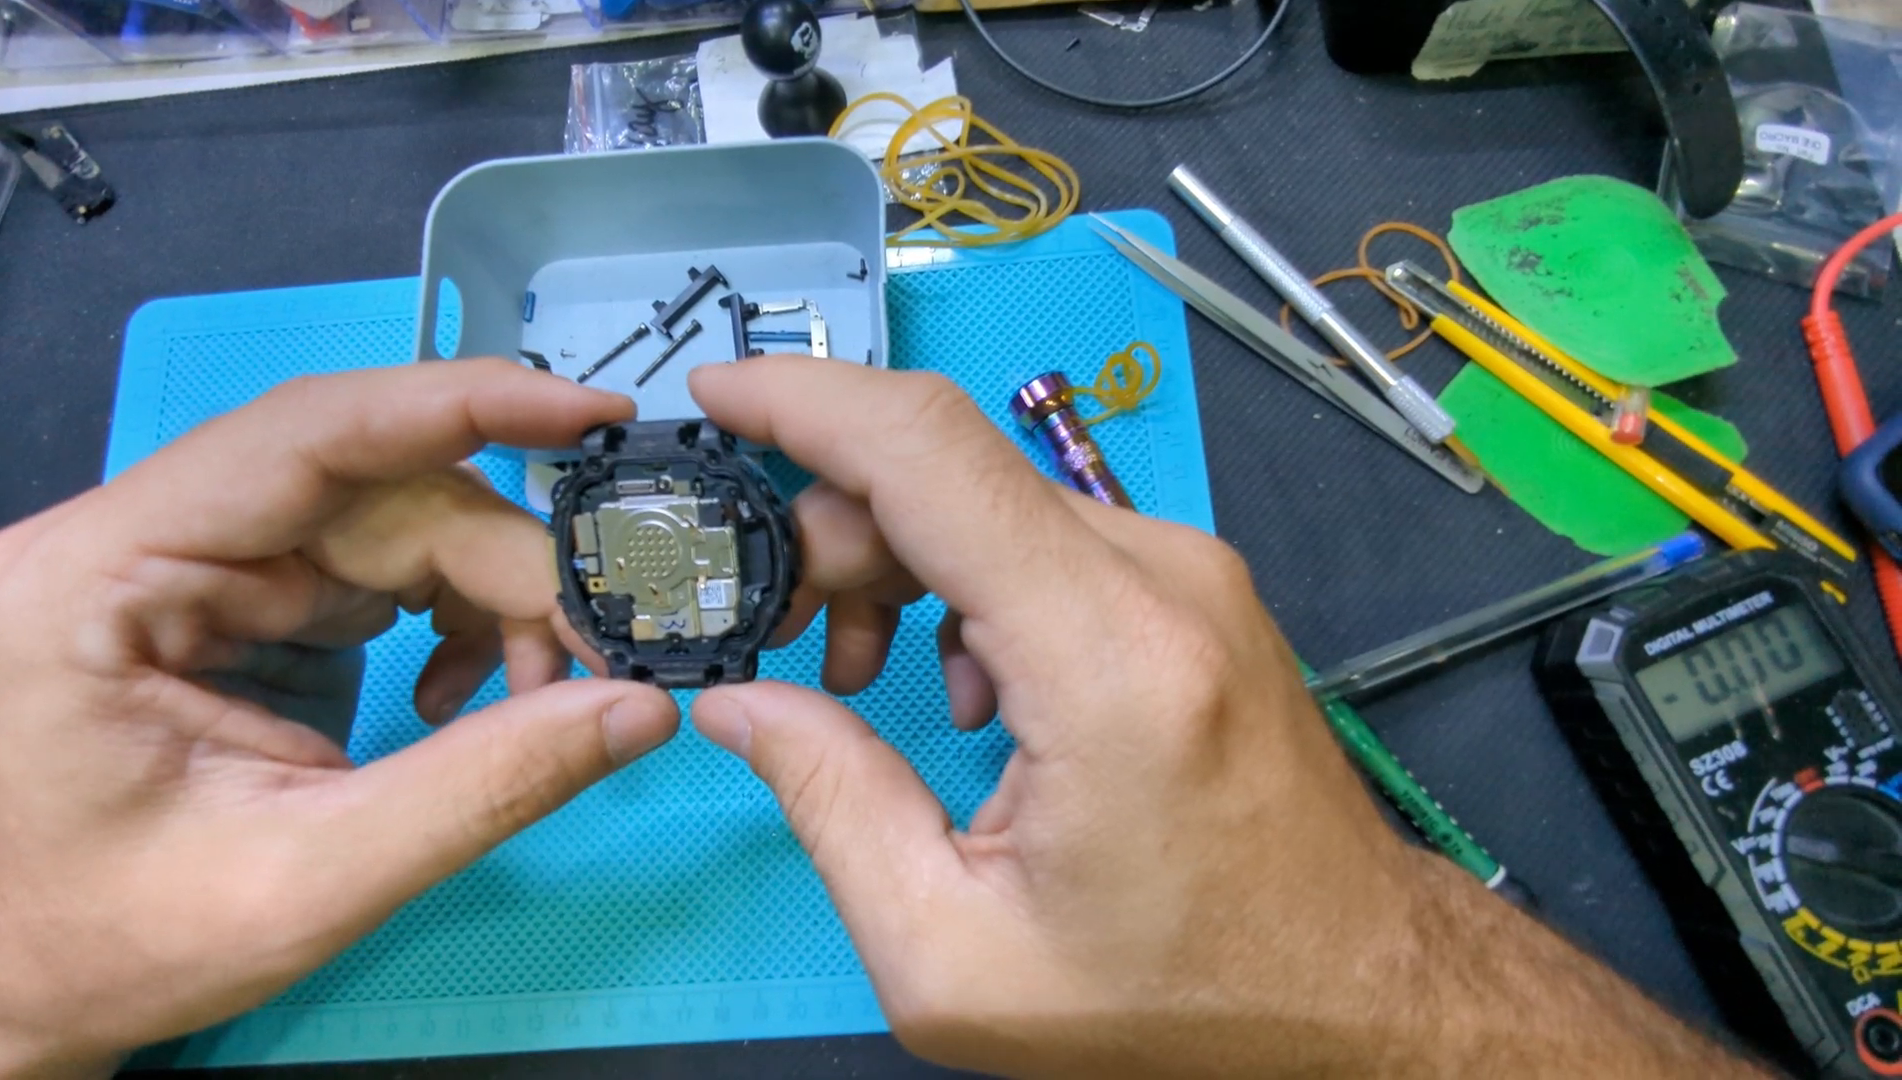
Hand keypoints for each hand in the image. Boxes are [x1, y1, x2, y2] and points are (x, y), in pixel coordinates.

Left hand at [0, 360, 679, 1077]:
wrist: (21, 982)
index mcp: (115, 573)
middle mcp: (179, 535)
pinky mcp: (286, 592)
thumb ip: (486, 789)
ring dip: (512, 602)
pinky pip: (422, 566)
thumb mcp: (305, 885)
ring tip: (537, 695)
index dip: (472, 404)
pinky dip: (479, 620)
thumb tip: (643, 706)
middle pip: (409, 497)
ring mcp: (237, 560)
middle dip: (522, 574)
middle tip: (598, 660)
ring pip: (433, 526)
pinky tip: (467, 694)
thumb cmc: (110, 942)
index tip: (599, 415)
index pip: (318, 432)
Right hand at [686, 357, 1758, 1077]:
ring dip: (894, 557)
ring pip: (986, 499)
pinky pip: (1040, 537)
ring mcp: (1182, 566)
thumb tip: (740, 701)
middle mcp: (1156, 572)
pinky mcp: (1185, 584)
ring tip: (864, 669)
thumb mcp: (954, 953)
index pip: (926, 451)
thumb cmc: (1174, 997)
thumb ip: (830, 802)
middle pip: (944, 469)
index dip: (804, 399)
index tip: (716, 393)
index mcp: (1103, 653)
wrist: (1358, 992)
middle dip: (827, 524)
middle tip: (776, 627)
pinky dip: (964, 579)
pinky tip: (966, 681)